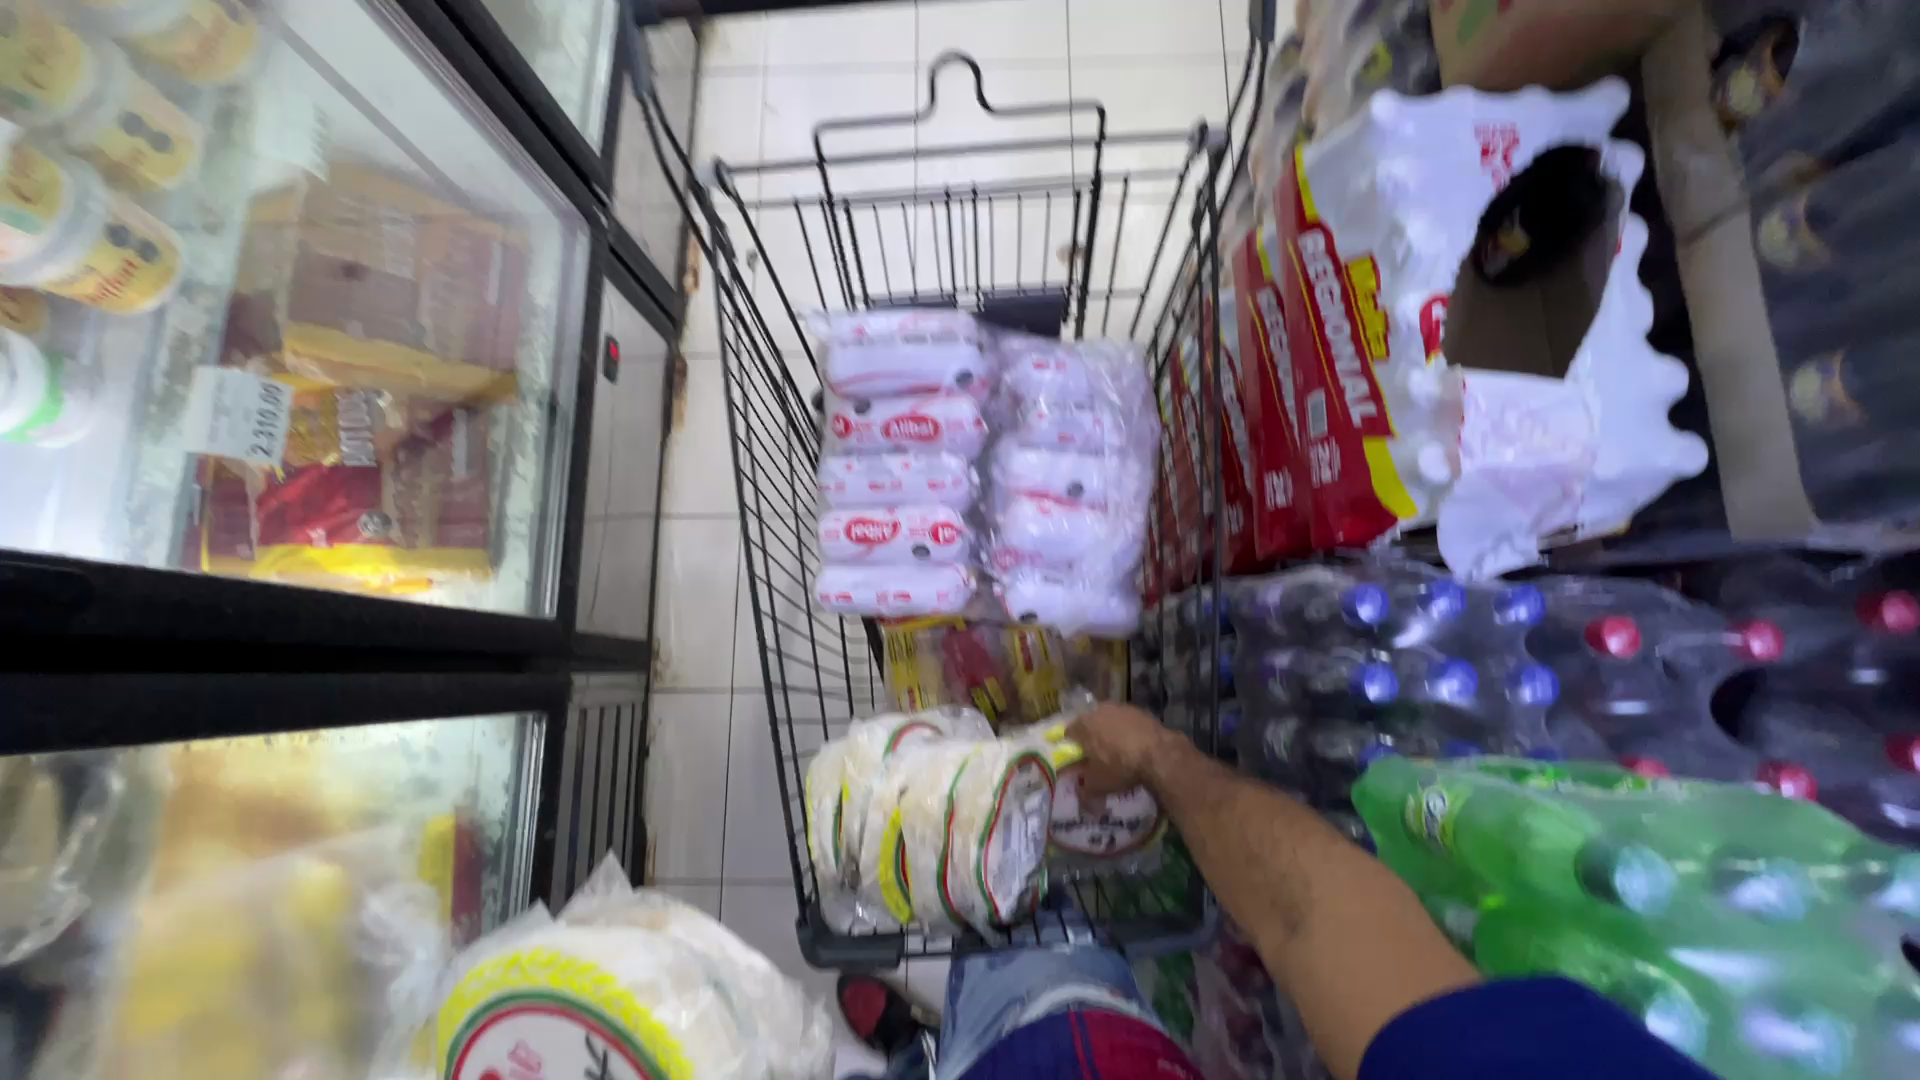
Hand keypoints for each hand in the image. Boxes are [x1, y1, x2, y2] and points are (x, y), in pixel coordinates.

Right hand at [1067, 703, 1181, 797]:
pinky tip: (1135, 745)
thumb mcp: (1098, 785)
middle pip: (1088, 724)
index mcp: (1082, 726)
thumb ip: (1083, 790)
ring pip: (1107, 720)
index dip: (1071, 747)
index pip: (1067, 733)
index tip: (1078, 759)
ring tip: (1118, 750)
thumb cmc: (1120, 767)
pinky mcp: (1138, 710)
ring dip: (1109, 732)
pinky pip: (1126, 721)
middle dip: (1091, 737)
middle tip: (1098, 755)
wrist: (1159, 754)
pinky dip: (1127, 730)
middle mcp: (1097, 710)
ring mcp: (1119, 707)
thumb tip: (1080, 795)